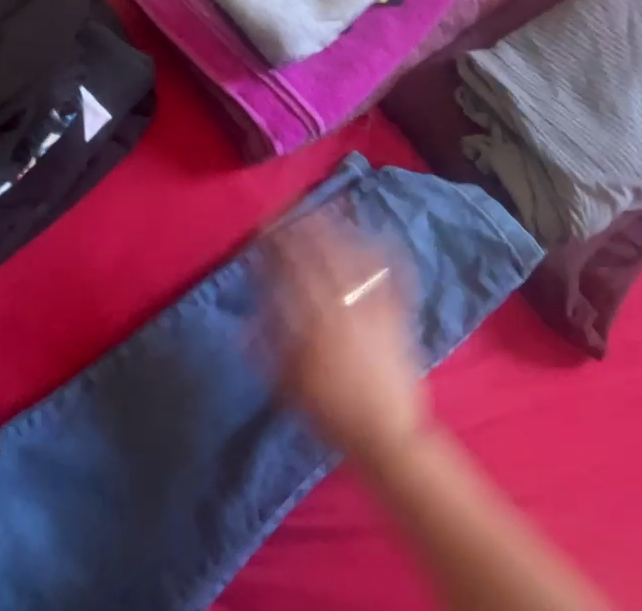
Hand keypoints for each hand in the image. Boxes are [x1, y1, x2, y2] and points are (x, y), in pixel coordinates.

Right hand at [263, 210, 428, 465]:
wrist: (386, 435)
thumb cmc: (330, 413)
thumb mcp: (285, 384)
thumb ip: (264, 347)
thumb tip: (244, 320)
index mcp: (311, 322)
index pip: (289, 271)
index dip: (275, 245)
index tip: (263, 228)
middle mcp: (343, 307)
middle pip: (322, 254)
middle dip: (305, 225)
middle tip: (291, 206)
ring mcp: (374, 309)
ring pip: (356, 258)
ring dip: (341, 229)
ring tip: (331, 206)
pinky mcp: (398, 317)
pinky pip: (392, 278)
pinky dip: (385, 253)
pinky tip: (379, 235)